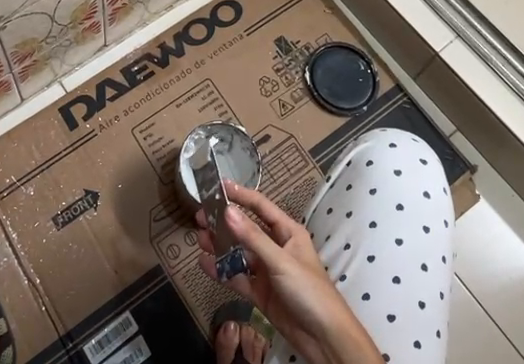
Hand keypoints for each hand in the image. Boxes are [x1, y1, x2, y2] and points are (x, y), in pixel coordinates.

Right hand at [195, 182, 381, 363]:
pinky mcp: (260, 292)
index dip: (240, 195)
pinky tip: (206, 265)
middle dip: (224, 223)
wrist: (324, 338)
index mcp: (288, 233)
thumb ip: (253, 238)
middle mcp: (276, 248)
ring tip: (199, 239)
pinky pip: (238, 277)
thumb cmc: (309, 291)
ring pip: (239, 253)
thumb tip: (227, 211)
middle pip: (246, 230)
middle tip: (200, 217)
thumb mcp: (281, 261)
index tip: (218, 186)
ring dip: (220, 246)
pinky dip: (222, 271)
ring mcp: (267, 271)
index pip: (261, 207)